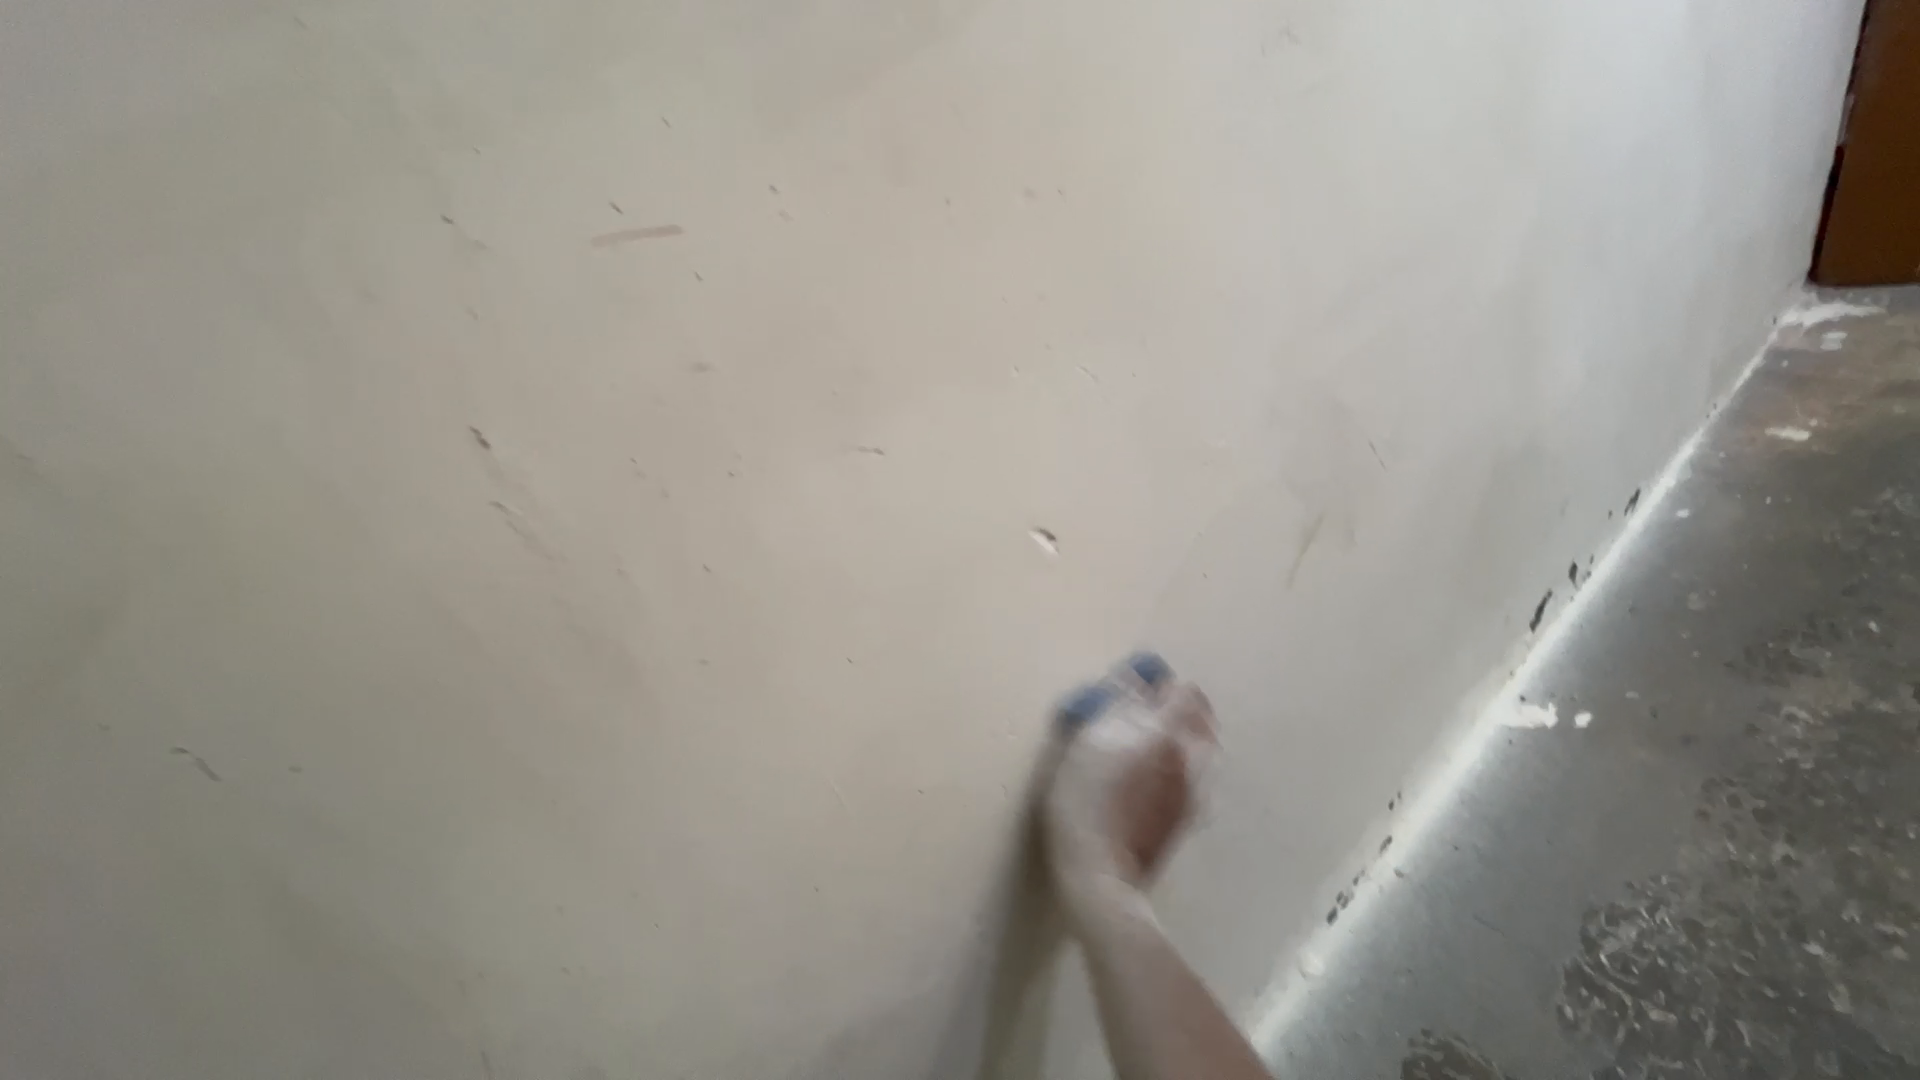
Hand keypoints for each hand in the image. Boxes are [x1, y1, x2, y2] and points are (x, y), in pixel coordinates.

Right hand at [1042, 660, 1217, 924]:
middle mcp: (1192, 759)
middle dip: (1182, 708)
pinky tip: (1165, 775)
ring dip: (1188, 736)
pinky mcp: (1192, 817)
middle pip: (1203, 719)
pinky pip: (1202, 777)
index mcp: (1167, 735)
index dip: (1162, 686)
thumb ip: (1116, 706)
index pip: (1183, 693)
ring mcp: (1197, 791)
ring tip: (1157, 741)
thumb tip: (1136, 679)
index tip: (1139, 690)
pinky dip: (1189, 766)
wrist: (1101, 872)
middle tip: (1151, 711)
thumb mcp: (1088, 743)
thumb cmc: (1084, 802)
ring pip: (1207, 749)